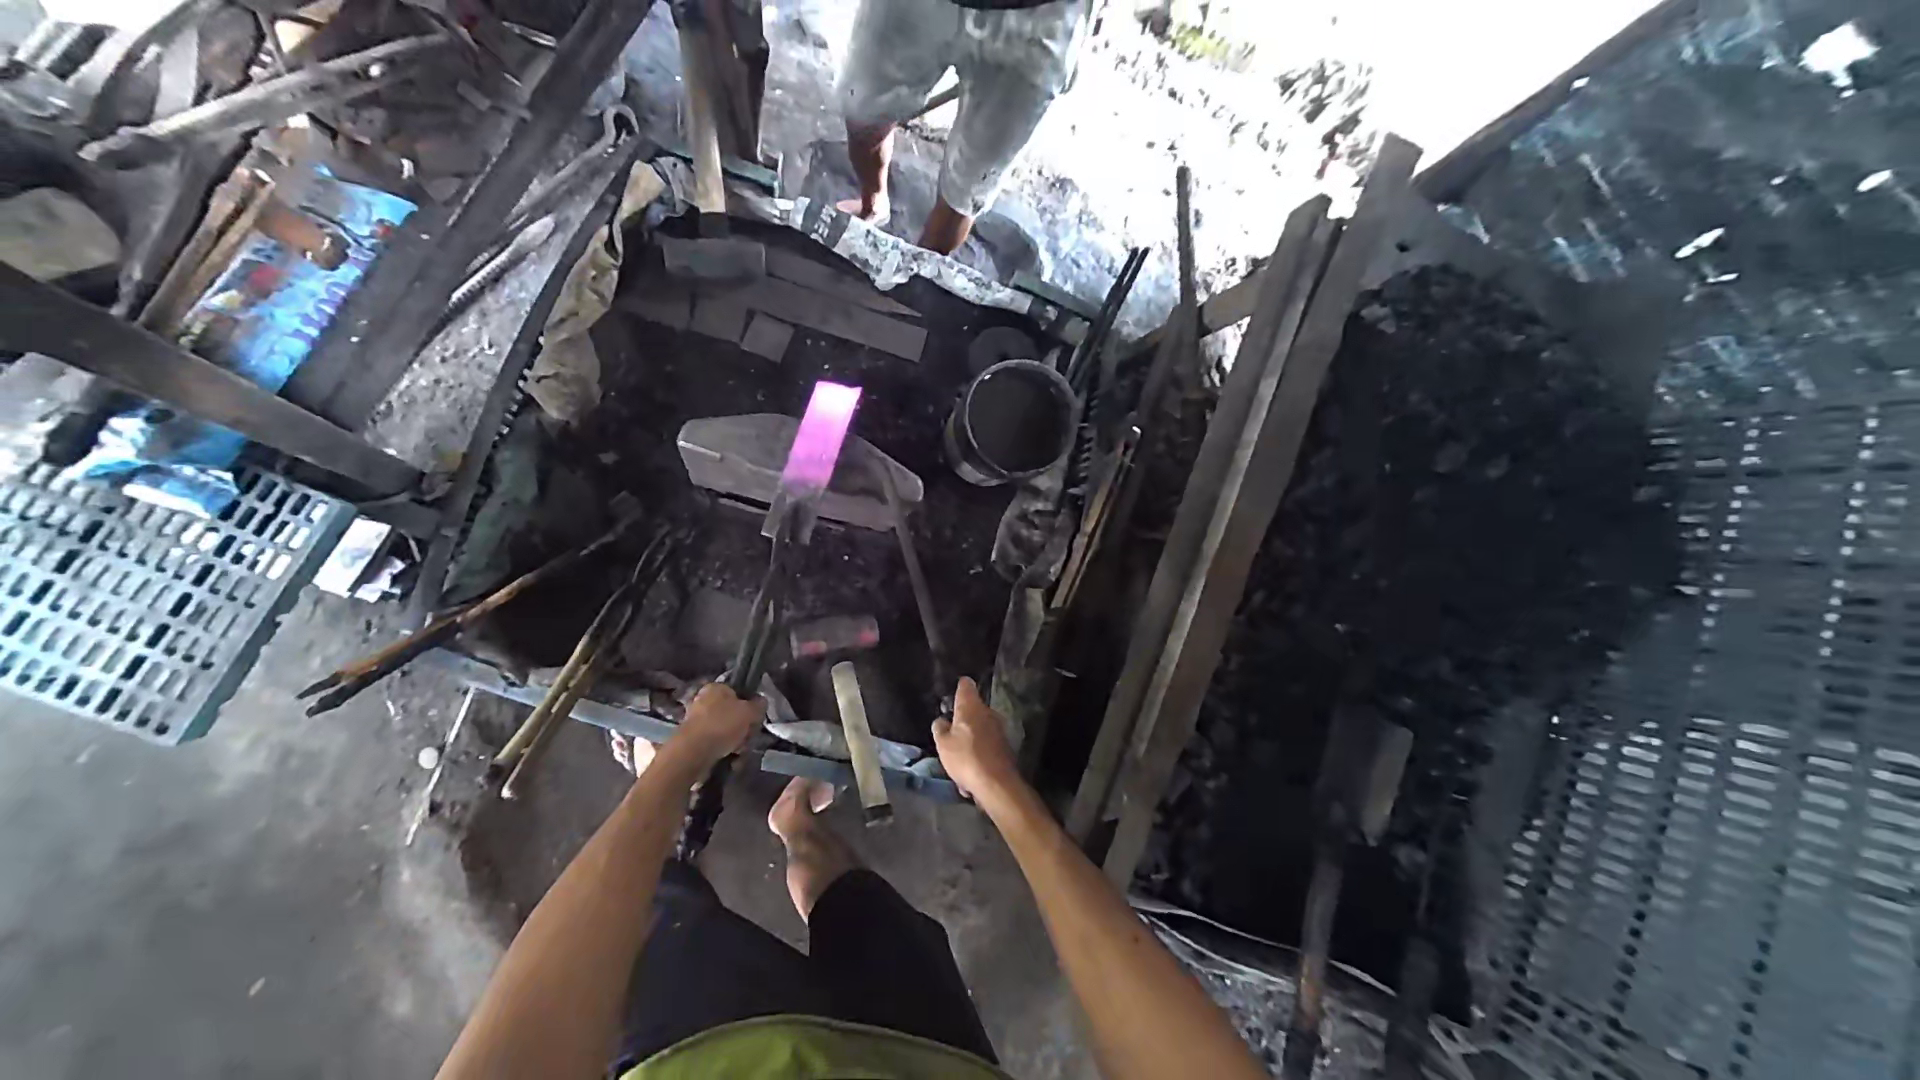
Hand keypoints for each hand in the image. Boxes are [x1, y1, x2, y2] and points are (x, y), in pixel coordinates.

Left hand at [667, 683, 759, 774]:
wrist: (692, 753)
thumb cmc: (722, 725)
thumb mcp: (750, 711)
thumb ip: (759, 705)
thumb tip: (761, 702)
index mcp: (715, 688)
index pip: (738, 692)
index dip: (749, 705)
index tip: (755, 718)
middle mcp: (703, 702)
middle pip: (733, 714)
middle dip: (744, 728)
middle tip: (748, 737)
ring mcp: (697, 722)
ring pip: (726, 732)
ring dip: (736, 743)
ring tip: (739, 752)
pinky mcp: (693, 741)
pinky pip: (716, 745)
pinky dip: (725, 752)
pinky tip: (730, 760)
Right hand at [931, 677, 1019, 801]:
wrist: (997, 784)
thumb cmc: (965, 758)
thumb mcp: (943, 744)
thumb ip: (940, 729)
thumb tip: (942, 721)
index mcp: (971, 706)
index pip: (966, 685)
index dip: (958, 687)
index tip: (952, 695)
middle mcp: (988, 712)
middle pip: (972, 709)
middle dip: (961, 721)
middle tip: (949, 736)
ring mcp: (999, 729)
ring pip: (978, 730)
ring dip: (969, 742)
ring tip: (958, 762)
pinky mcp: (1004, 746)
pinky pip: (985, 747)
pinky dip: (977, 756)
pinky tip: (970, 776)